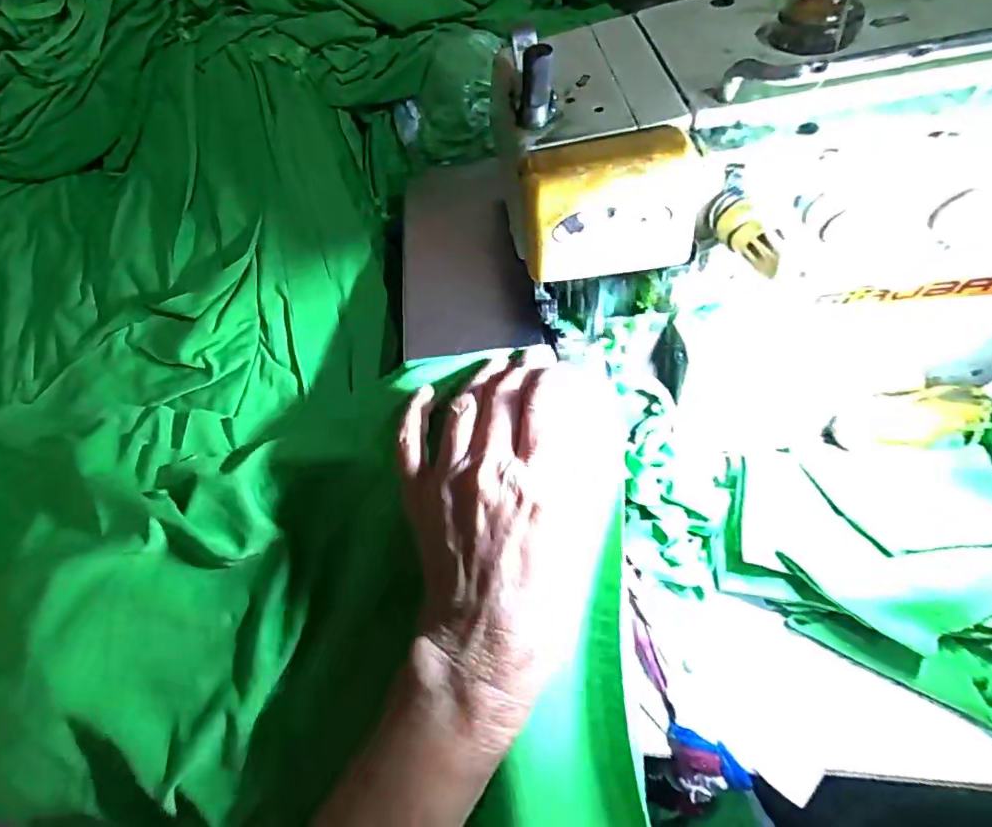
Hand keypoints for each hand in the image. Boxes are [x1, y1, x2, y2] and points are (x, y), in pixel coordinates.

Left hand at [395, 348, 607, 749]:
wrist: (482, 635)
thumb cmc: (544, 600)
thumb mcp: (581, 539)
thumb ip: (580, 484)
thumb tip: (583, 438)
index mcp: (535, 482)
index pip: (539, 404)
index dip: (546, 376)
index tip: (553, 365)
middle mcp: (488, 469)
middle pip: (498, 398)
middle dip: (515, 369)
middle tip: (526, 357)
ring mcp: (444, 476)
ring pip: (457, 407)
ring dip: (476, 380)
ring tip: (490, 368)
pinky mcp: (416, 490)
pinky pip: (407, 438)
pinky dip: (416, 410)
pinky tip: (428, 392)